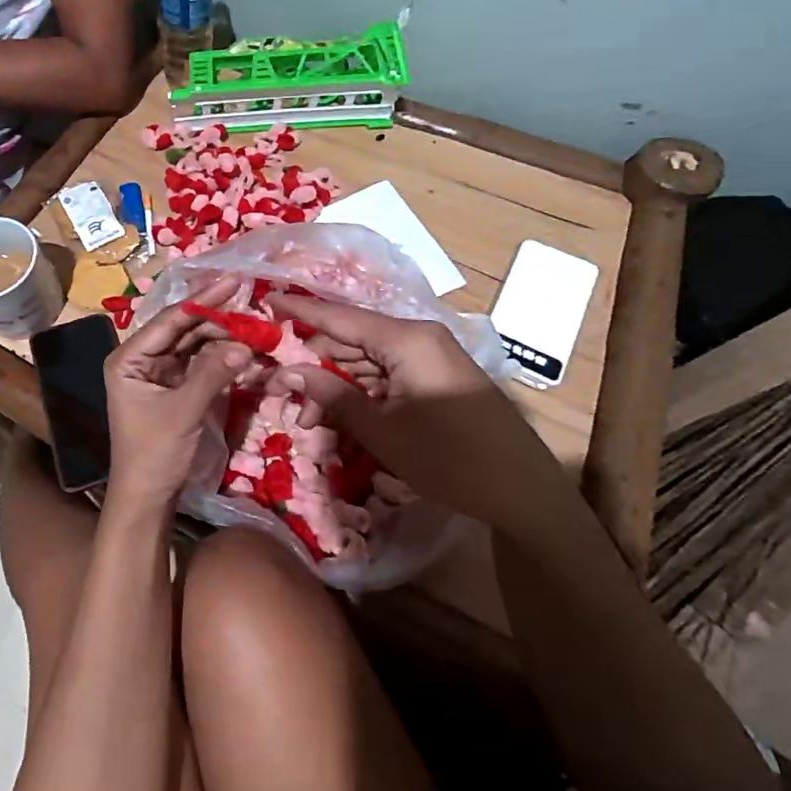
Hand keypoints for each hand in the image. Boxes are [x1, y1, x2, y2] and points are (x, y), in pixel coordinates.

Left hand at [104, 279, 252, 511]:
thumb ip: (212, 375)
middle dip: (218, 319)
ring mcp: (161, 374)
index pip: (169, 320)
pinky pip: (202, 365)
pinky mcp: (177, 389)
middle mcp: (143, 359)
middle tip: (253, 307)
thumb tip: (246, 345)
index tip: (233, 281)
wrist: (148, 498)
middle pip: (184, 329)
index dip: (203, 300)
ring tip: (256, 329)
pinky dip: (223, 358)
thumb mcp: (182, 412)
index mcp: (129, 358)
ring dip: (224, 338)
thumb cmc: (153, 453)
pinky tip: (246, 350)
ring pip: (196, 345)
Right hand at [263, 294, 563, 525]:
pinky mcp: (436, 378)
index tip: (266, 299)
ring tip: (315, 427)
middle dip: (317, 370)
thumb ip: (332, 397)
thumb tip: (286, 372)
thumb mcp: (382, 431)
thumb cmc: (450, 459)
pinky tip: (345, 424)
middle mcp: (417, 338)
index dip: (301, 310)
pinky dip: (364, 396)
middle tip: (293, 408)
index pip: (339, 316)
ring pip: (367, 362)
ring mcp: (429, 357)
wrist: (523, 491)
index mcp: (406, 339)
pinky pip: (388, 376)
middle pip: (351, 341)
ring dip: (338, 388)